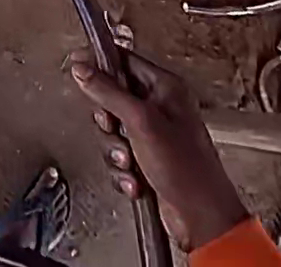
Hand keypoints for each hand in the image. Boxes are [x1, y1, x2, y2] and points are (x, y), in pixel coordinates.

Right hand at [68, 49, 248, 250]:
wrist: (202, 220)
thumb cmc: (185, 167)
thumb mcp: (140, 122)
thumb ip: (108, 92)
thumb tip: (82, 68)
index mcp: (165, 87)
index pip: (124, 60)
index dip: (100, 62)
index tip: (78, 66)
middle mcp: (160, 106)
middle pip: (113, 97)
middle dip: (110, 121)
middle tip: (115, 128)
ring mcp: (153, 134)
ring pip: (113, 129)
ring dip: (116, 150)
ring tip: (129, 161)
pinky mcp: (148, 159)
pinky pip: (119, 154)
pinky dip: (123, 170)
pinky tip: (136, 180)